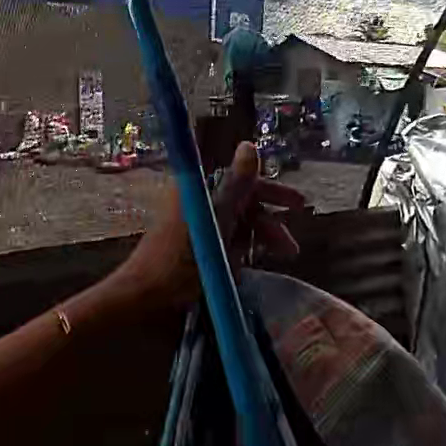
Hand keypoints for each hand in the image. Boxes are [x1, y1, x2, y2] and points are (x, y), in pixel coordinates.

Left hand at [110, 142, 303, 310]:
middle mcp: (201, 205)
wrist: (145, 301)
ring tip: (275, 263)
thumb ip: (236, 184)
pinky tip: (248, 270)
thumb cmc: (180, 258)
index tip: (300, 205)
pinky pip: (227, 248)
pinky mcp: (197, 252)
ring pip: (238, 229)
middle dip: (269, 224)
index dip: (272, 192)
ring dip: (258, 242)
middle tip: (290, 248)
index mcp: (201, 190)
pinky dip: (241, 256)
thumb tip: (249, 145)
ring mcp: (199, 230)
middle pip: (244, 206)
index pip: (243, 181)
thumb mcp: (216, 220)